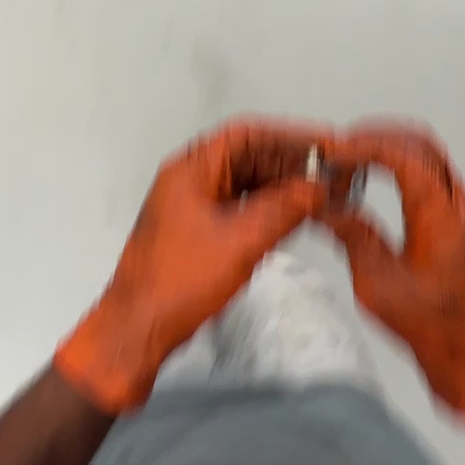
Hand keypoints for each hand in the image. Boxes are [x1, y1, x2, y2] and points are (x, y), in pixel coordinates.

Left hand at [54, 115, 330, 412]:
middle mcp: (190, 178)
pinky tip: (291, 216)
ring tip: (318, 194)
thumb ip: (283, 210)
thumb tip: (318, 187)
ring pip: (243, 180)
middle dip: (288, 162)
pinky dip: (265, 206)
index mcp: (191, 168)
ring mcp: (191, 203)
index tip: (322, 143)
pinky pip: (237, 203)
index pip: (245, 134)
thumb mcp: (240, 242)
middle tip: (328, 173)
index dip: (288, 135)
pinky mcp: (196, 228)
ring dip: (279, 185)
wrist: (136, 330)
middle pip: (246, 155)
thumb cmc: (178, 283)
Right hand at [325, 120, 464, 429]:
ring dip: (384, 143)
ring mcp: (459, 204)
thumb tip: (320, 204)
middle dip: (372, 136)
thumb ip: (351, 237)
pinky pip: (427, 164)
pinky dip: (395, 157)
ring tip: (348, 160)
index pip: (406, 158)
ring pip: (424, 147)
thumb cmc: (431, 325)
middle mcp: (456, 205)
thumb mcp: (377, 286)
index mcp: (442, 222)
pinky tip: (368, 173)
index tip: (335, 152)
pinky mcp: (453, 209)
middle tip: (338, 150)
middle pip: (418, 141)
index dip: (366, 146)